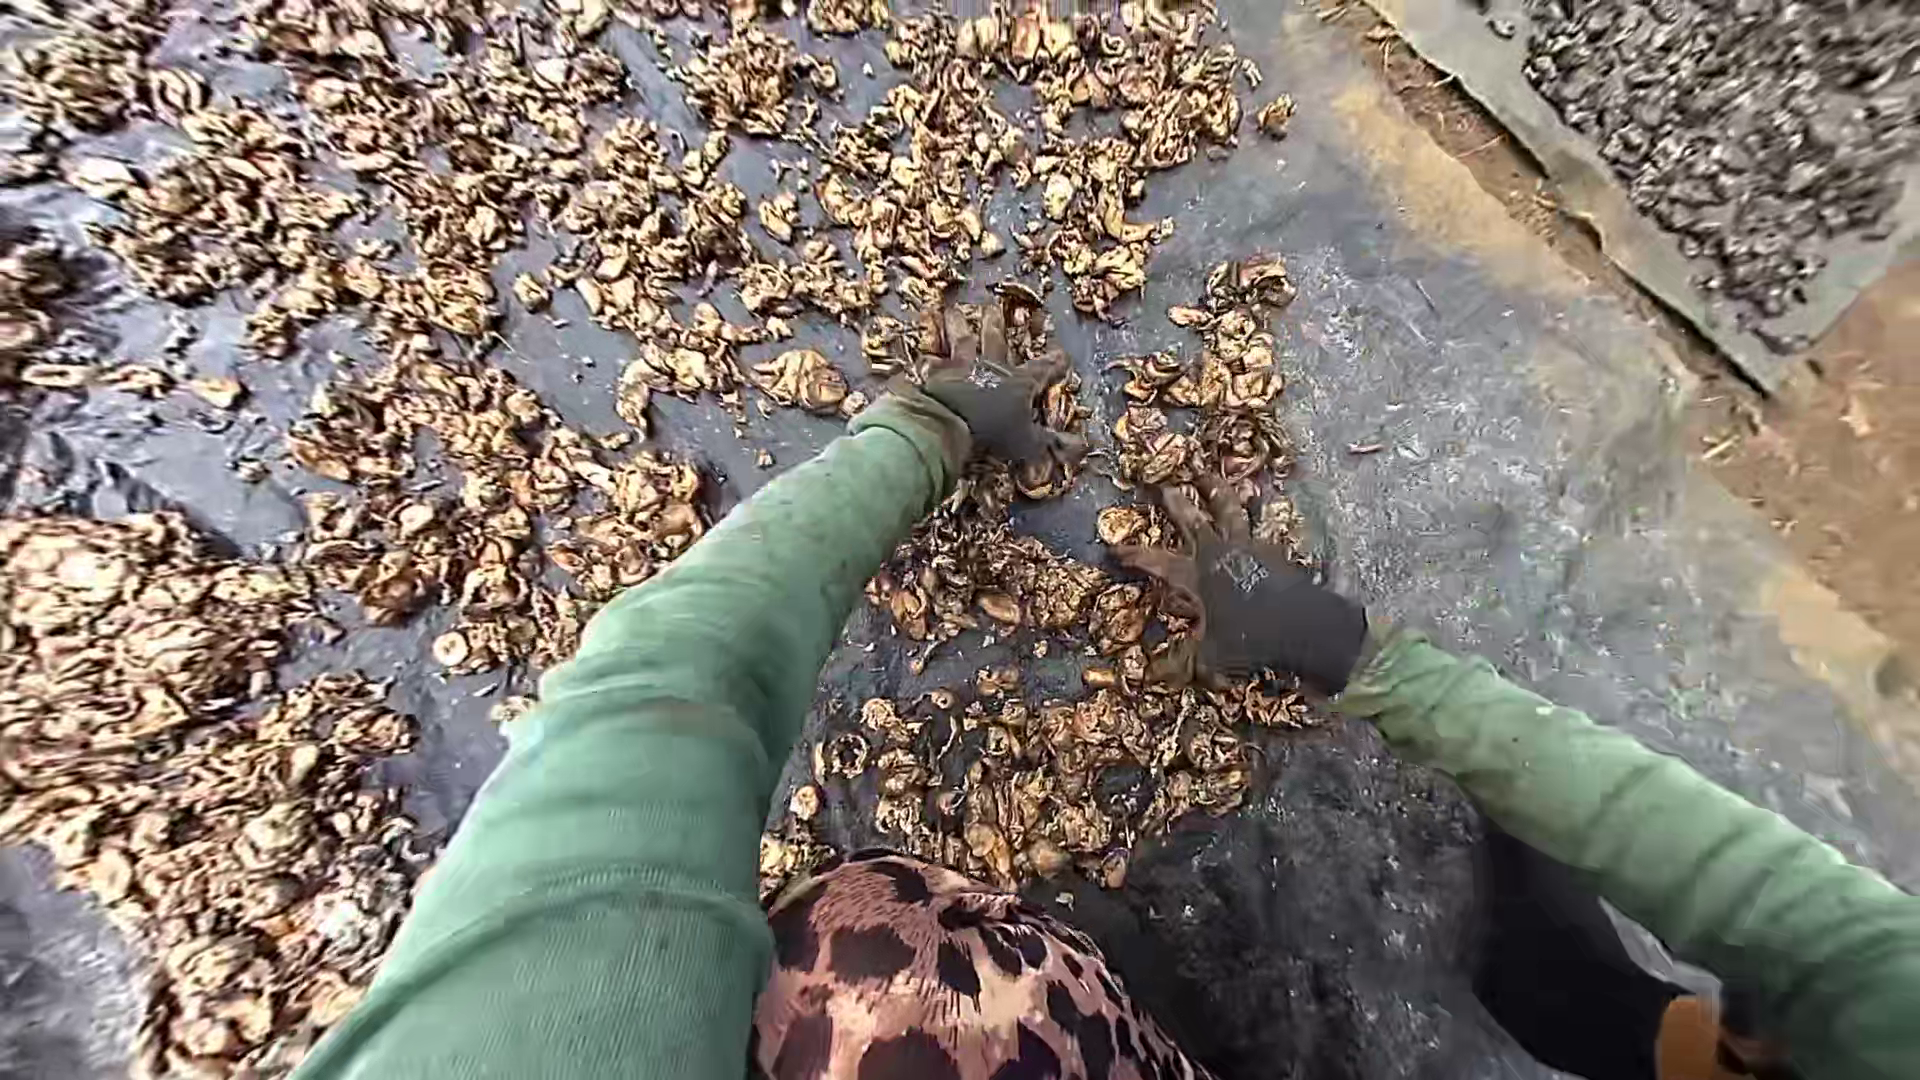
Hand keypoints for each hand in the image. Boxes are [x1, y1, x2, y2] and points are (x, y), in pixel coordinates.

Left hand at [915, 297, 1084, 468]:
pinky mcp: (935, 376)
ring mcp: (961, 368)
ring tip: (953, 311)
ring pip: (962, 342)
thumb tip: (1083, 447)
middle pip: (996, 342)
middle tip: (992, 307)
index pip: (1043, 369)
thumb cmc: (992, 432)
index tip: (1063, 356)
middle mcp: (991, 367)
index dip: (1055, 364)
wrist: (947, 422)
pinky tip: (921, 351)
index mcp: (1019, 382)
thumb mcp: (1026, 442)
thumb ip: (1051, 443)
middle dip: (997, 326)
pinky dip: (927, 357)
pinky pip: (931, 363)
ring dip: (958, 327)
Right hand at [1114, 476, 1367, 691]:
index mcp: (1196, 575)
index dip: (1134, 556)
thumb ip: (1184, 663)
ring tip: (1210, 475)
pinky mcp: (1274, 553)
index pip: (1155, 562)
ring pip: (1230, 512)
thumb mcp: (1212, 657)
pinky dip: (1256, 517)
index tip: (1115, 549)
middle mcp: (1218, 555)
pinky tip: (1258, 508)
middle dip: (1177, 504)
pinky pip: (1261, 528)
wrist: (1307, 629)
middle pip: (1193, 522)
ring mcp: (1248, 550)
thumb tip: (1154, 680)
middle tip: (1165, 487)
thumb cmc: (1252, 640)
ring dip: (1218, 492)